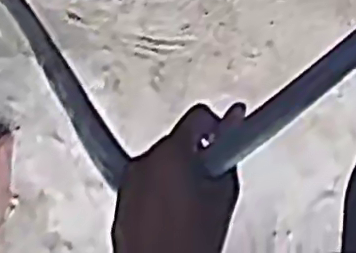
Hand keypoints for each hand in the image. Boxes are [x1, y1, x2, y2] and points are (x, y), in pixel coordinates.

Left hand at [113, 103, 244, 252]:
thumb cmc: (190, 242)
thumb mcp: (224, 194)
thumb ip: (229, 151)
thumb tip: (234, 122)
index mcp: (172, 151)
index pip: (198, 116)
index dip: (215, 126)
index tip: (223, 138)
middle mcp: (145, 160)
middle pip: (178, 141)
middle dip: (195, 155)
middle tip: (210, 180)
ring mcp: (129, 182)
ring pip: (162, 162)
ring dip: (177, 173)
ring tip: (192, 204)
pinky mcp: (120, 204)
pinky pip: (145, 185)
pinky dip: (159, 192)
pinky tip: (174, 214)